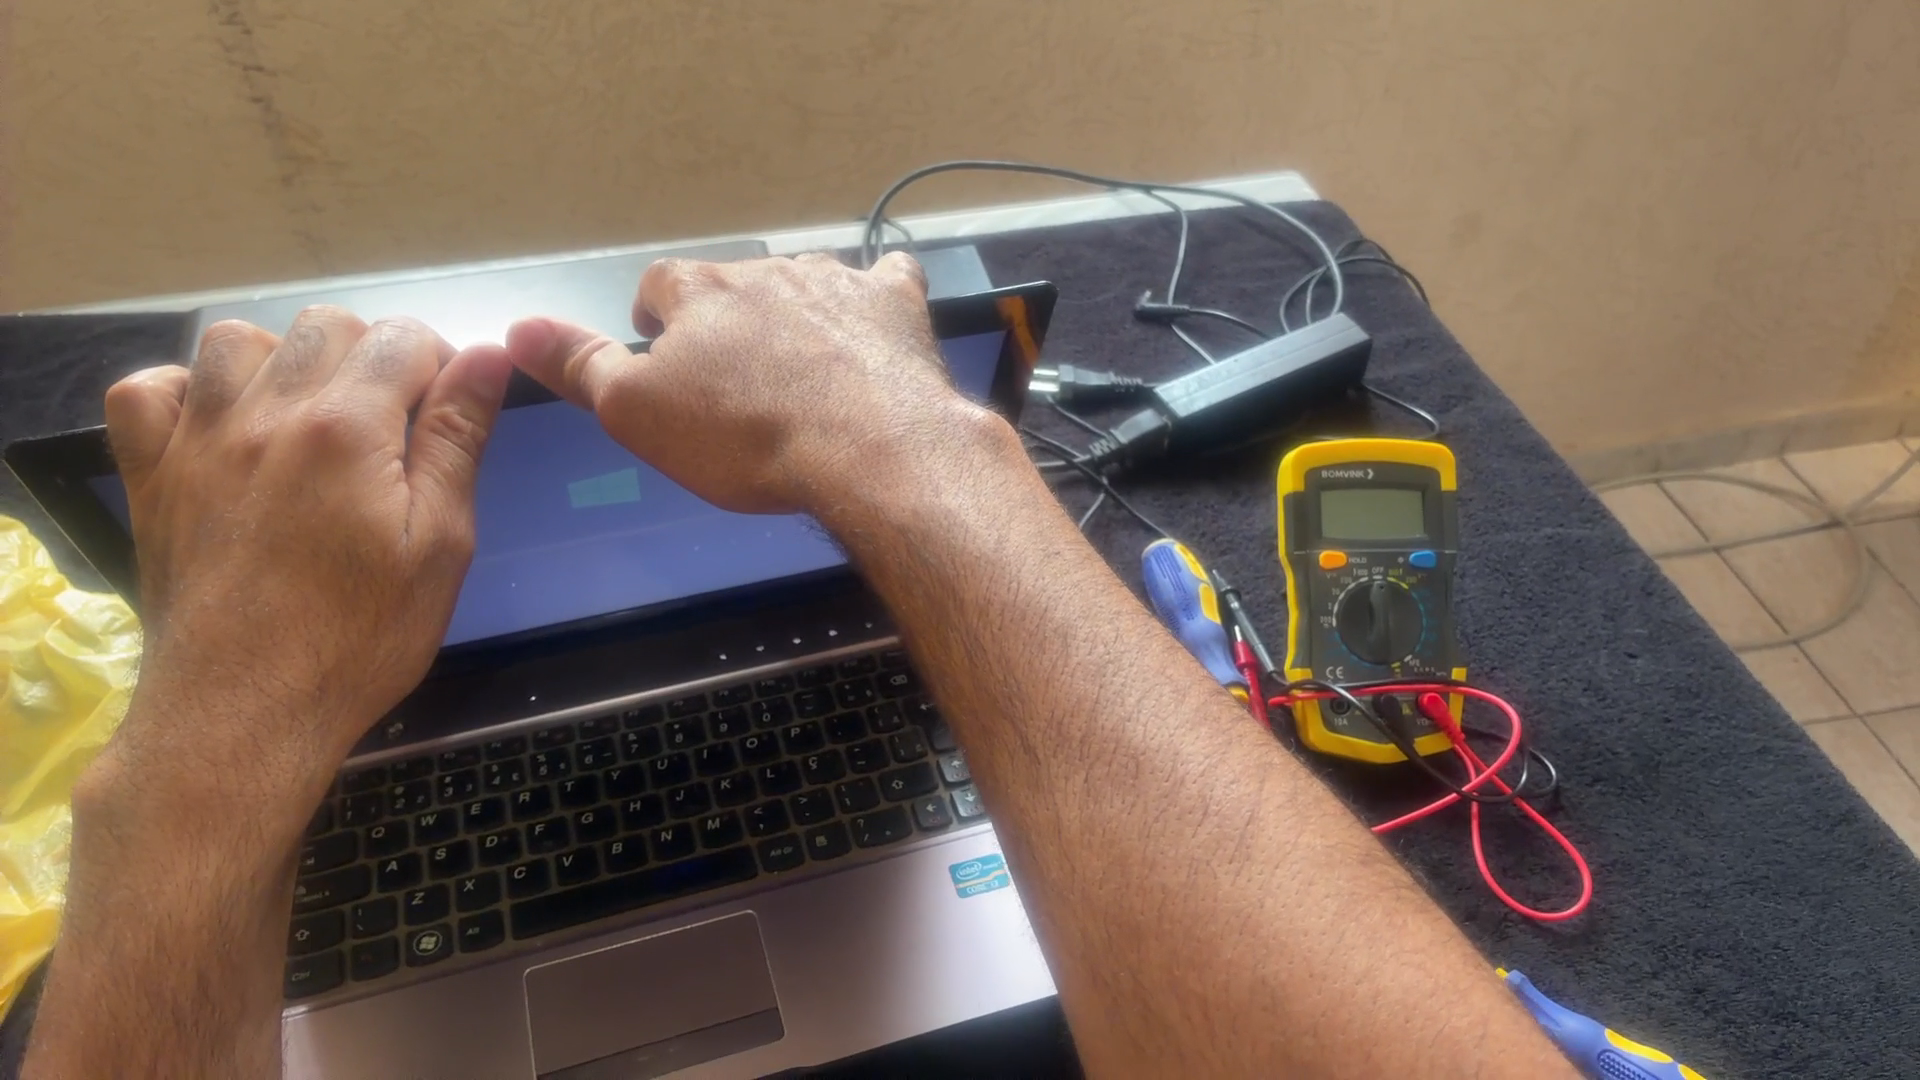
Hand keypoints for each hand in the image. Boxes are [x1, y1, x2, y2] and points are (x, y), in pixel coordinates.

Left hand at [102, 308, 510, 782]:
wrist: (248, 706)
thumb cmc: (367, 630)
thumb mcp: (442, 539)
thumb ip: (458, 440)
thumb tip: (486, 357)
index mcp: (345, 430)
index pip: (401, 340)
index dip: (444, 365)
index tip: (456, 413)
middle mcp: (261, 414)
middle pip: (325, 327)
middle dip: (380, 357)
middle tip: (404, 424)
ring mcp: (193, 440)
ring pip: (236, 339)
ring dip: (293, 362)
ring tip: (325, 420)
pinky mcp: (150, 474)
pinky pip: (152, 388)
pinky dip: (199, 389)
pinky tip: (237, 429)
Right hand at [503, 252, 998, 514]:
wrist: (865, 451)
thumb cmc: (746, 440)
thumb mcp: (639, 415)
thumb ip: (581, 367)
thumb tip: (517, 327)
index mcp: (700, 292)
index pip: (663, 286)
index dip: (661, 318)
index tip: (668, 349)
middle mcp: (766, 271)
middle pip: (738, 287)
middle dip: (733, 322)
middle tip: (743, 375)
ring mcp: (838, 281)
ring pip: (807, 284)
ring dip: (800, 314)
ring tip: (808, 363)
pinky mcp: (895, 303)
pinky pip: (888, 279)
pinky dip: (878, 296)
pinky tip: (879, 319)